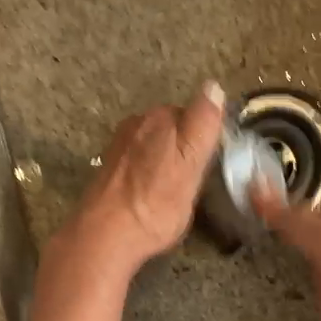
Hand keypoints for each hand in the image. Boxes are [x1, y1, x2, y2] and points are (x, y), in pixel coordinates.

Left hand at [61, 81, 226, 273]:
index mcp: (163, 117)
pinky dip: (146, 173)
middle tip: (191, 182)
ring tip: (169, 191)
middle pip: (174, 128)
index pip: (197, 113)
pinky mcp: (109, 166)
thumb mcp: (191, 163)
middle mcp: (139, 122)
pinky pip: (138, 162)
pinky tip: (147, 194)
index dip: (206, 138)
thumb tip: (213, 86)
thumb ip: (203, 123)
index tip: (209, 165)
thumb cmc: (155, 204)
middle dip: (184, 148)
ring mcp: (121, 143)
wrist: (106, 234)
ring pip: (154, 145)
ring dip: (164, 161)